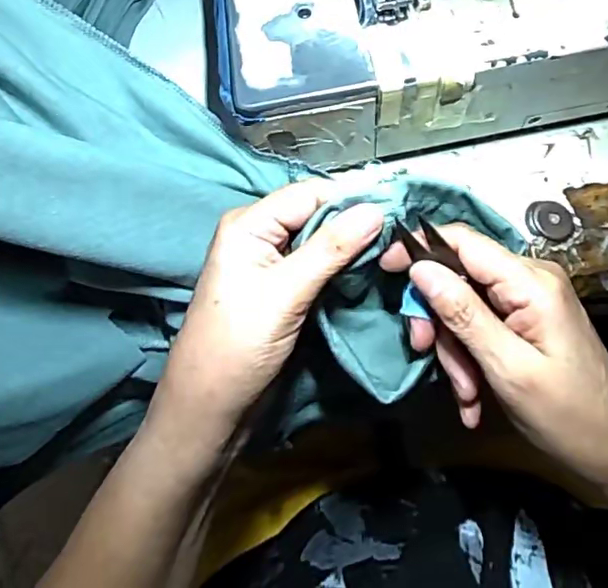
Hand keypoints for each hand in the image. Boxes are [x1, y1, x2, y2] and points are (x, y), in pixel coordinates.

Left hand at [153, 181, 383, 445]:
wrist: (207, 413)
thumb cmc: (237, 348)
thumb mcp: (286, 294)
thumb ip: (332, 248)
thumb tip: (376, 210)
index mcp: (249, 224)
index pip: (310, 194)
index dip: (351, 197)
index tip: (397, 207)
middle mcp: (259, 233)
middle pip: (317, 212)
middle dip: (355, 220)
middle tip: (399, 232)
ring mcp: (270, 260)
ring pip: (321, 237)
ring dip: (352, 243)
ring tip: (392, 248)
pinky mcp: (281, 284)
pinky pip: (317, 261)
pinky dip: (342, 263)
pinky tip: (368, 267)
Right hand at [381, 223, 607, 495]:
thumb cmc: (568, 415)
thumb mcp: (508, 368)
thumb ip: (464, 314)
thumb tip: (421, 268)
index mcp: (530, 280)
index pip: (463, 241)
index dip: (421, 247)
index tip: (385, 267)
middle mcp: (529, 278)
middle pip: (460, 277)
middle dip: (441, 321)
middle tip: (426, 354)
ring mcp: (529, 299)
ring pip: (466, 307)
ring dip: (456, 353)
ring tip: (468, 396)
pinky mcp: (528, 319)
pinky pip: (484, 326)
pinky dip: (472, 359)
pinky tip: (475, 400)